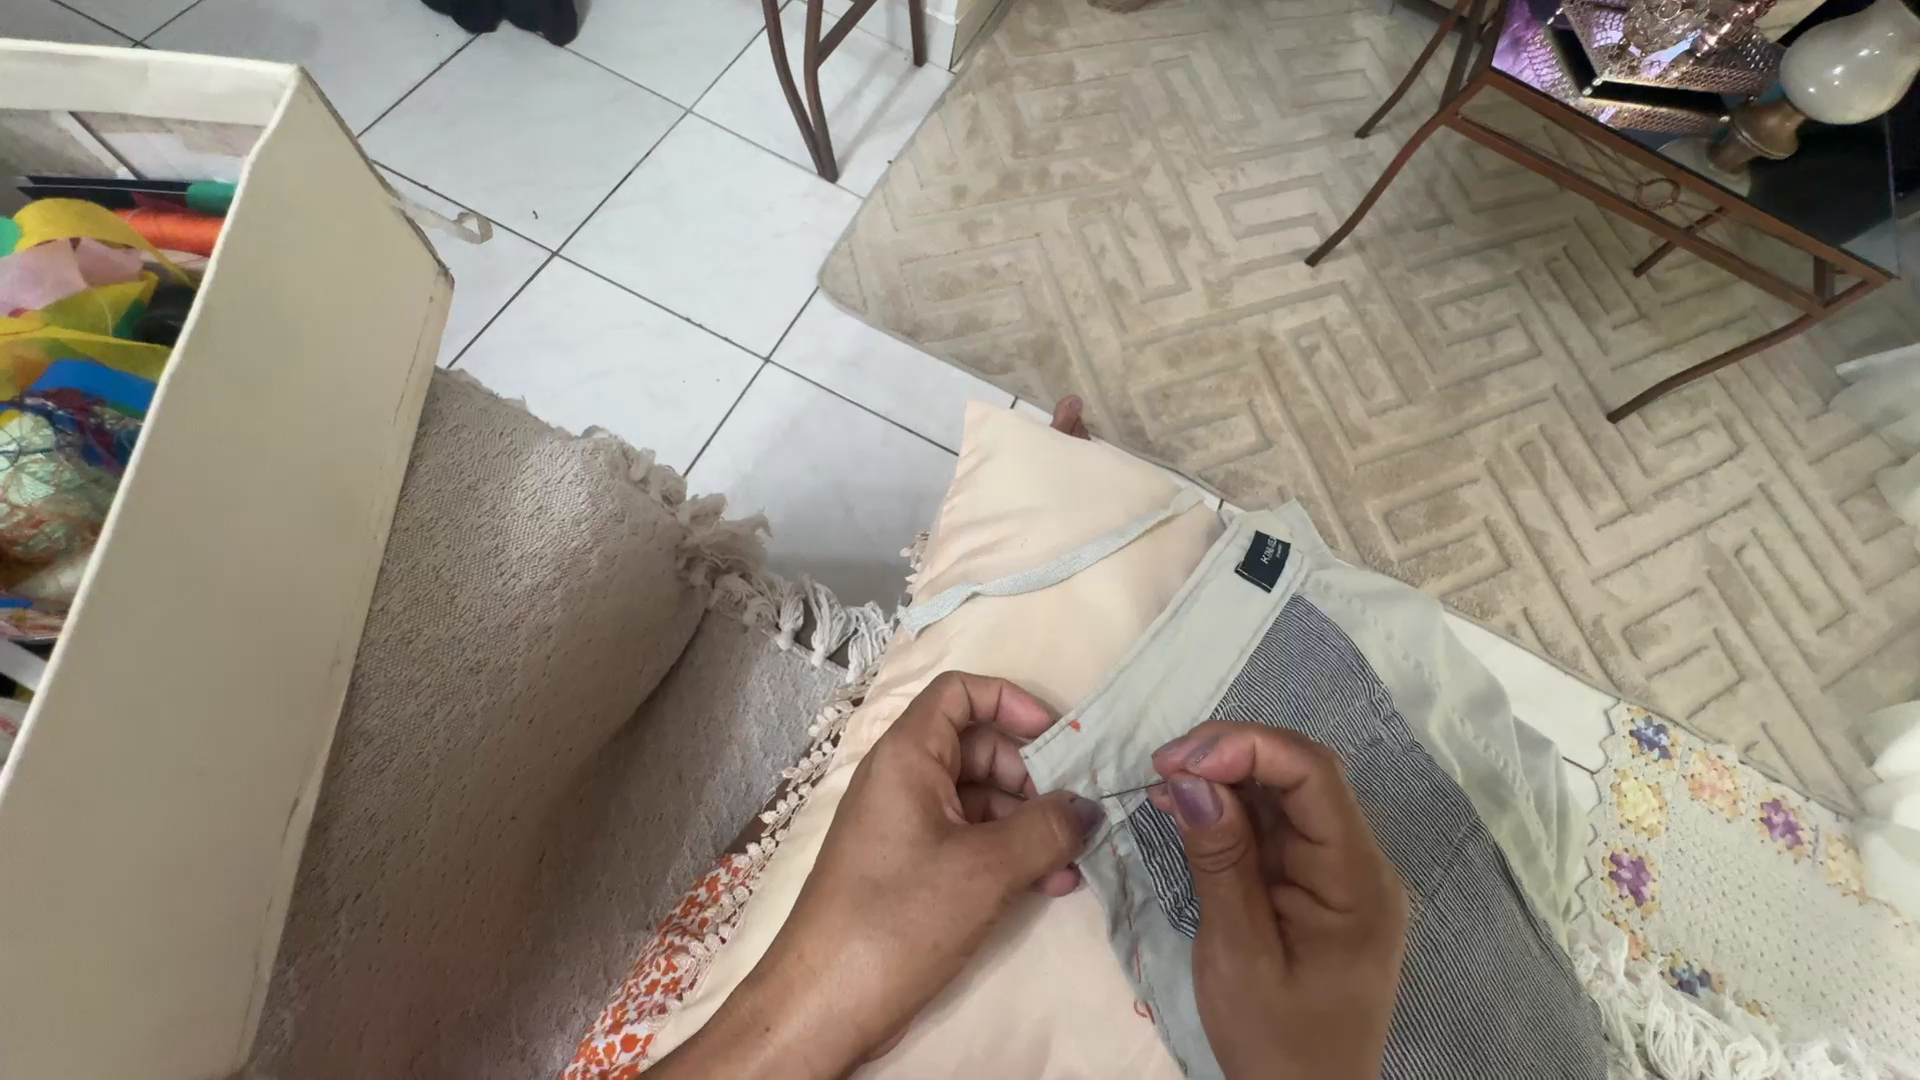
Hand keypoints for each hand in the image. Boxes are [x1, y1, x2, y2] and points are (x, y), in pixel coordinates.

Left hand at [652, 672, 1102, 1079]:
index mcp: (907, 753)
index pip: (959, 692)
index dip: (1010, 701)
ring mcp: (906, 821)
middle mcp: (904, 776)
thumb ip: (1045, 830)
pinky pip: (968, 836)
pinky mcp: (911, 863)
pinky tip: (1048, 884)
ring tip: (1071, 861)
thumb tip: (1090, 807)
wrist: (822, 1005)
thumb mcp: (984, 870)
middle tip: (1073, 813)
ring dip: (1027, 823)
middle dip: (1031, 776)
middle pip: (978, 746)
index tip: (1057, 736)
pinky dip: (1007, 852)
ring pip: (979, 797)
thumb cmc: (898, 917)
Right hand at [1148, 721, 1408, 1079]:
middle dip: (1228, 753)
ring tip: (1163, 783)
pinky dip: (1222, 804)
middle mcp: (1355, 861)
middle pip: (1299, 771)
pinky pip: (1267, 819)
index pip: (1315, 776)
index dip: (1249, 748)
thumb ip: (1220, 862)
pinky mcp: (1306, 875)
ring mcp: (1332, 867)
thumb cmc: (1275, 1042)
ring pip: (1280, 788)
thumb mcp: (1238, 955)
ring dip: (1219, 774)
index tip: (1180, 762)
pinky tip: (1182, 805)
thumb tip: (1191, 780)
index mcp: (1357, 881)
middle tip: (1162, 766)